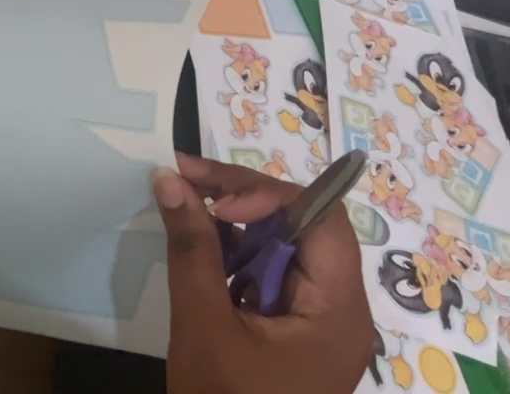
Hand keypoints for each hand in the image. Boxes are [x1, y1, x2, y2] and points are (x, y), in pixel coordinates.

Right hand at [154, 152, 372, 393]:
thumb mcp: (202, 322)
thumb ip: (192, 246)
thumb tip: (171, 178)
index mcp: (336, 310)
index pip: (321, 220)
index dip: (268, 193)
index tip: (212, 195)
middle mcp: (339, 309)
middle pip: (304, 226)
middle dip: (244, 196)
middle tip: (184, 179)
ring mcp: (318, 321)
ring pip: (284, 245)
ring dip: (235, 221)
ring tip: (186, 207)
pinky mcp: (295, 331)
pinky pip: (271, 272)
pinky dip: (235, 251)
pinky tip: (202, 247)